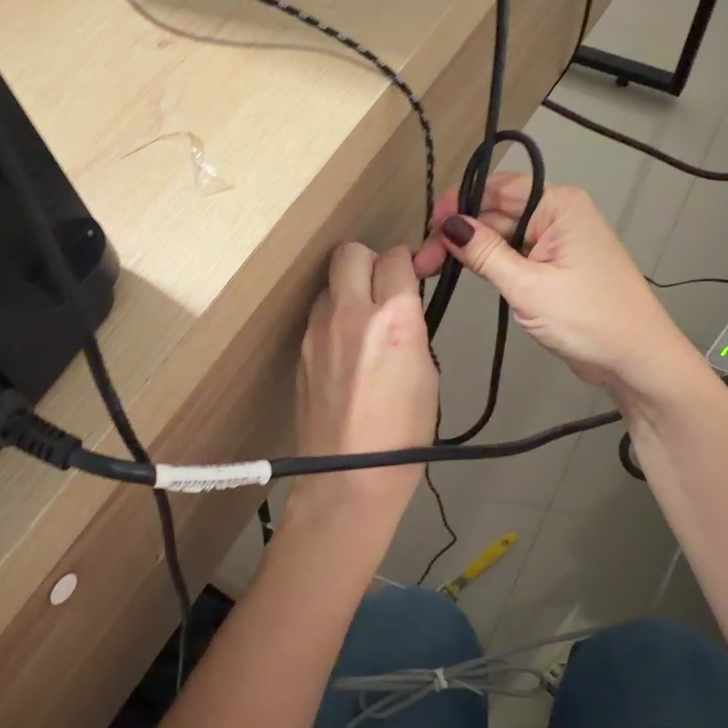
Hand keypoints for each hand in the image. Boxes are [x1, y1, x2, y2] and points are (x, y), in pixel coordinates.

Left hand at [292, 243, 439, 516]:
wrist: (349, 474)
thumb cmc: (403, 435)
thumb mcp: (428, 374)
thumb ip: (411, 329)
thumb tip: (402, 309)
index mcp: (393, 318)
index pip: (396, 258)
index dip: (406, 263)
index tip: (411, 276)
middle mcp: (350, 313)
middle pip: (350, 252)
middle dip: (369, 261)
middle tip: (382, 287)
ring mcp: (317, 330)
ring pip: (329, 282)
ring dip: (347, 289)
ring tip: (362, 322)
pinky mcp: (300, 350)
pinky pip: (317, 315)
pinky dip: (332, 319)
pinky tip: (345, 349)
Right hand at [413, 174, 704, 406]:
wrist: (636, 360)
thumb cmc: (588, 319)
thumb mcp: (528, 286)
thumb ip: (485, 253)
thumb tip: (448, 223)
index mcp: (559, 204)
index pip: (498, 188)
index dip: (459, 203)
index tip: (427, 228)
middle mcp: (559, 214)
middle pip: (497, 212)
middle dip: (459, 233)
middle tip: (421, 263)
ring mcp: (558, 242)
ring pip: (503, 235)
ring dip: (471, 251)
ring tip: (432, 270)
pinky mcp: (555, 267)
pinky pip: (515, 255)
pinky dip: (491, 264)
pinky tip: (464, 274)